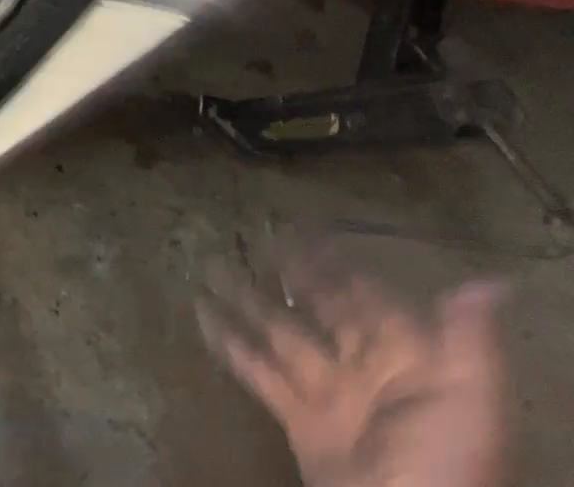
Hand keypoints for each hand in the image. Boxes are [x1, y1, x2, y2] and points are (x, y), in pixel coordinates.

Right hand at [198, 269, 508, 486]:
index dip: (341, 264)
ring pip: (281, 333)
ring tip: (211, 266)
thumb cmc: (442, 458)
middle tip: (256, 238)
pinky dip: (228, 343)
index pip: (370, 298)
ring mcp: (328, 392)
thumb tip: (485, 282)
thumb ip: (466, 343)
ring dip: (248, 300)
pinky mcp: (296, 414)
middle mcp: (365, 368)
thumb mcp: (468, 400)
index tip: (306, 230)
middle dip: (293, 274)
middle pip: (322, 310)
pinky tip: (202, 316)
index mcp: (407, 360)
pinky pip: (256, 371)